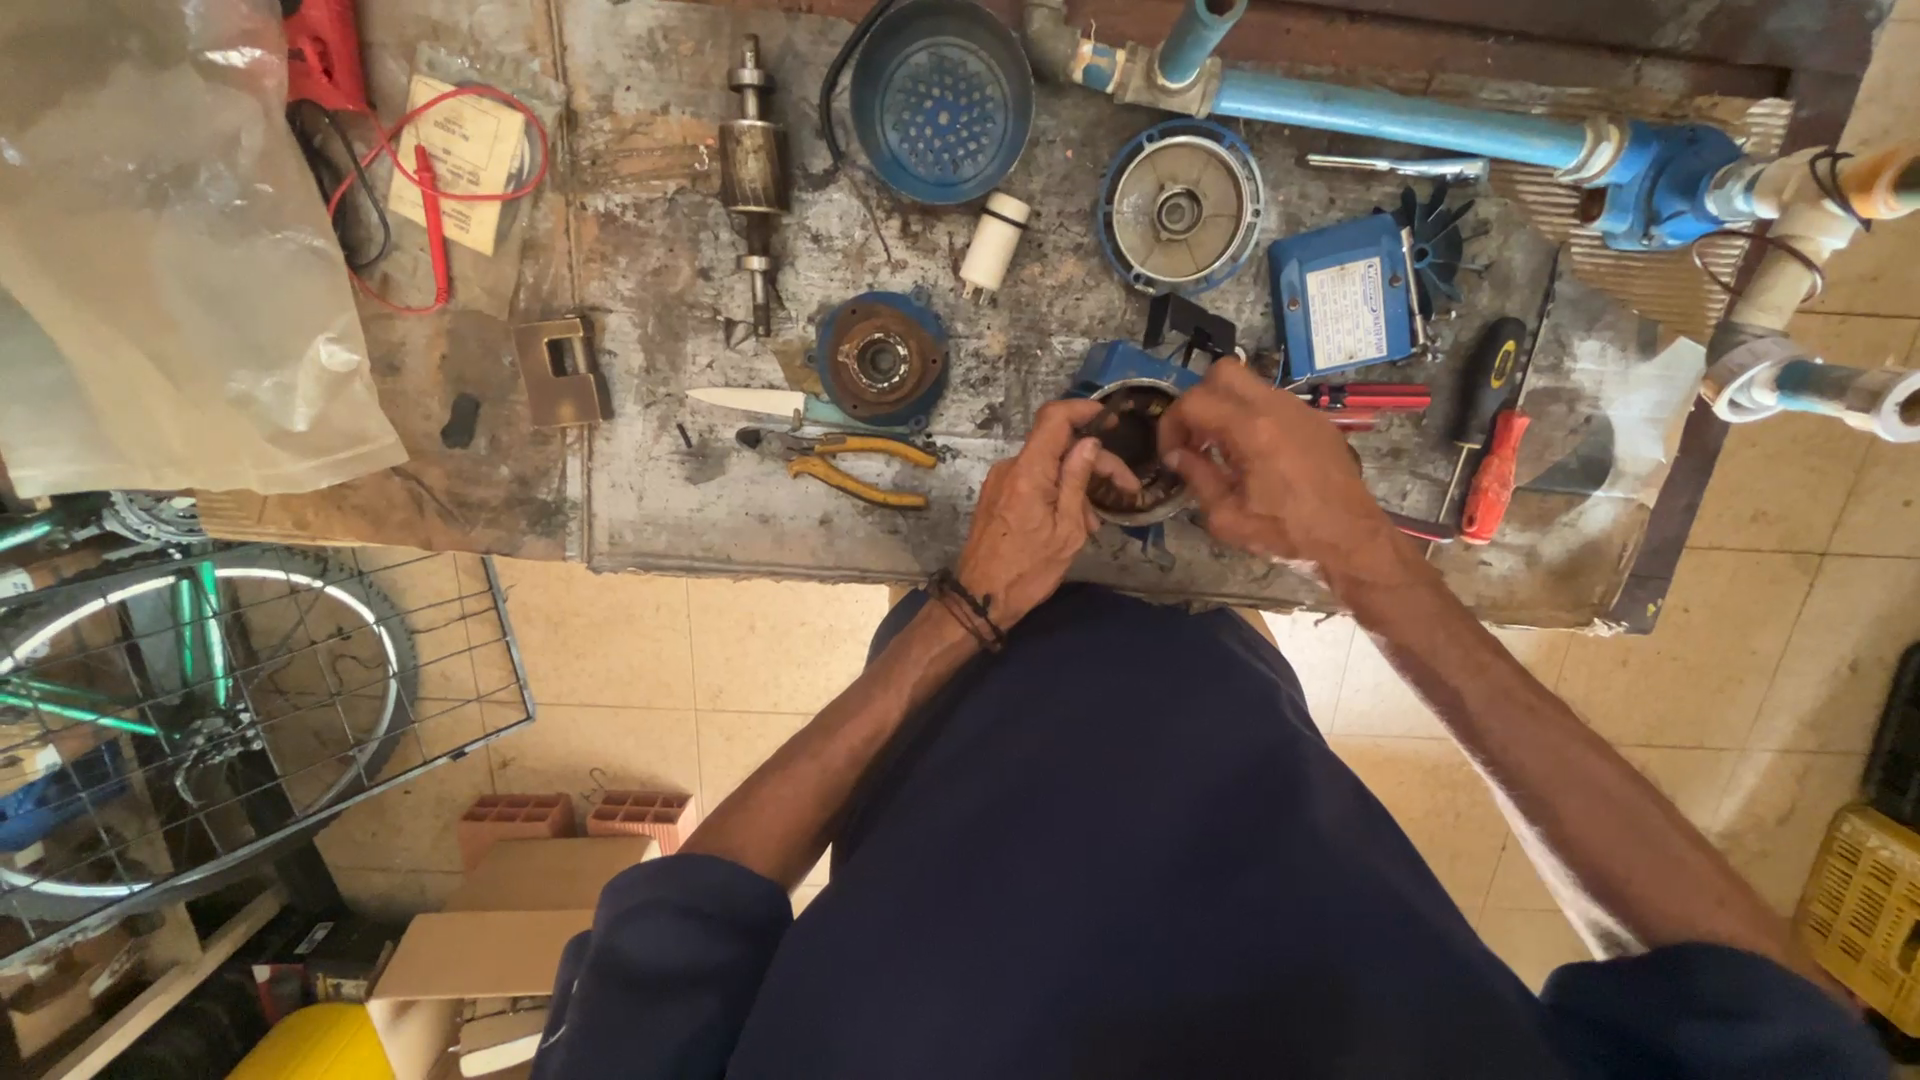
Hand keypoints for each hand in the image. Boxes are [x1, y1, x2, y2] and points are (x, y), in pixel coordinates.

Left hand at [955, 399, 1138, 628]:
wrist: (981, 600)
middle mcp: (1010, 468)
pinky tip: (1074, 522)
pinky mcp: (997, 496)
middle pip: (1057, 445)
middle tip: (1127, 488)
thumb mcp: (1066, 529)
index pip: (1054, 418)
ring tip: (1095, 521)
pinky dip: (1057, 493)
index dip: (1084, 410)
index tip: (1110, 420)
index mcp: (1028, 472)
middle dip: (1095, 461)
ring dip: (1077, 483)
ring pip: (1048, 466)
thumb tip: (1089, 444)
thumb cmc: (1028, 571)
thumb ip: (1077, 481)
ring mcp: (1000, 482)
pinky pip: (1033, 482)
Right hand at [1157, 361, 1408, 578]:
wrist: (1350, 537)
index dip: (1171, 426)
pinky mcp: (1315, 419)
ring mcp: (1299, 409)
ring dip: (1225, 407)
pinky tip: (1252, 454)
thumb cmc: (1286, 533)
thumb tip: (1177, 456)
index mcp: (1251, 430)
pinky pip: (1272, 401)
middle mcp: (1275, 407)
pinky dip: (1250, 416)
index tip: (1171, 455)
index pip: (1193, 402)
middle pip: (1222, 372)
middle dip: (1198, 400)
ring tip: (1220, 448)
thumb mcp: (1227, 516)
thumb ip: (1197, 477)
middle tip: (1194, 438)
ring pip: (1249, 383)